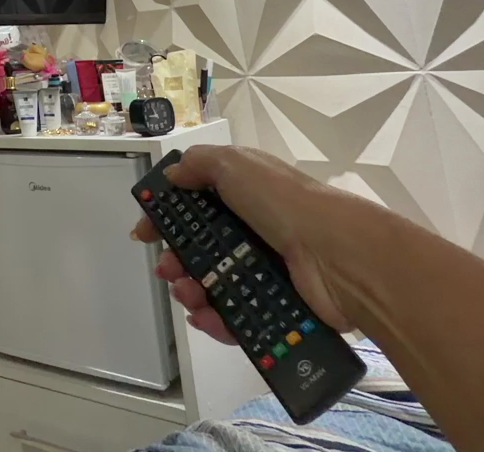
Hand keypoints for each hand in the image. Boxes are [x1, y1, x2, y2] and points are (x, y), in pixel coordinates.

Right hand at [130, 146, 360, 343]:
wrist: (340, 256)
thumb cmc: (282, 202)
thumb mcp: (235, 164)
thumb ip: (198, 164)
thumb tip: (173, 176)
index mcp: (241, 193)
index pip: (193, 204)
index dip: (165, 217)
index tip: (144, 233)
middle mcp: (250, 229)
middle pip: (198, 248)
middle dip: (173, 259)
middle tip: (165, 270)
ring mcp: (262, 268)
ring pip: (212, 283)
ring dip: (190, 290)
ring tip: (187, 295)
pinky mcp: (274, 305)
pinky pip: (235, 316)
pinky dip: (215, 319)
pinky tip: (203, 317)